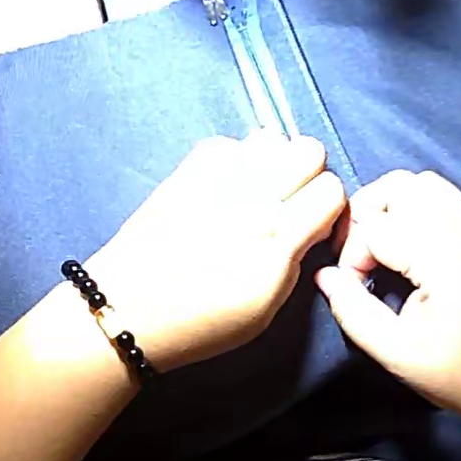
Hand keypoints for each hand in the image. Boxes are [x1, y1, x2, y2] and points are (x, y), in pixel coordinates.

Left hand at [85, 131, 345, 371]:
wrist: (129, 310)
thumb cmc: (199, 323)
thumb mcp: (265, 309)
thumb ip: (296, 260)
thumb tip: (309, 228)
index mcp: (275, 237)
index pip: (332, 189)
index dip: (331, 210)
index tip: (318, 228)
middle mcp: (251, 197)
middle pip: (309, 149)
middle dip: (310, 175)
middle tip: (293, 205)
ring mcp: (215, 177)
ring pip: (271, 137)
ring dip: (274, 162)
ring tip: (259, 193)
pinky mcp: (186, 170)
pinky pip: (229, 142)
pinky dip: (236, 159)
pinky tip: (226, 189)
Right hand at [315, 170, 460, 449]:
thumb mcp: (399, 354)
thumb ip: (353, 312)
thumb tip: (326, 277)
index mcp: (449, 260)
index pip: (377, 228)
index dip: (351, 256)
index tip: (353, 289)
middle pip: (400, 187)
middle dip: (365, 217)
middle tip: (356, 258)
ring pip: (423, 184)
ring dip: (389, 207)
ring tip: (377, 247)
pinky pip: (443, 198)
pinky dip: (413, 209)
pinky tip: (405, 247)